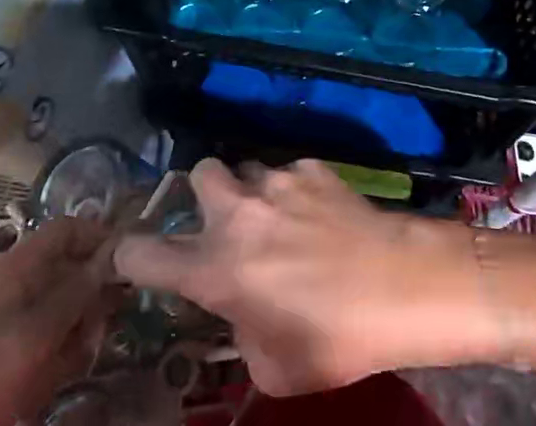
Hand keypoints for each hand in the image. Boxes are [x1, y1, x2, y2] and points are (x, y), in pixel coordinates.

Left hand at [0, 217, 115, 425]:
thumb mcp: (34, 335)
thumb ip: (77, 292)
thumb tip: (115, 255)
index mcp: (12, 267)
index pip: (67, 229)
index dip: (102, 237)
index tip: (134, 261)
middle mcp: (6, 283)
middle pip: (65, 267)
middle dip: (93, 292)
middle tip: (111, 320)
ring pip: (57, 305)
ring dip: (78, 327)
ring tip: (83, 353)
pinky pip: (39, 336)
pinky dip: (56, 350)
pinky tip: (60, 372)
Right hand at [112, 158, 498, 395]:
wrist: (402, 285)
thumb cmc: (335, 339)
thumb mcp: (273, 367)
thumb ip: (241, 332)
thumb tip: (245, 310)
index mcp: (215, 269)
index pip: (142, 253)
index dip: (132, 255)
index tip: (139, 258)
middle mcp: (236, 215)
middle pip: (197, 174)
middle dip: (205, 195)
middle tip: (228, 222)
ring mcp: (276, 183)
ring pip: (247, 170)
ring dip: (253, 193)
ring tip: (283, 220)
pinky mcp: (313, 168)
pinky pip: (290, 173)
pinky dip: (296, 191)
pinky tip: (323, 214)